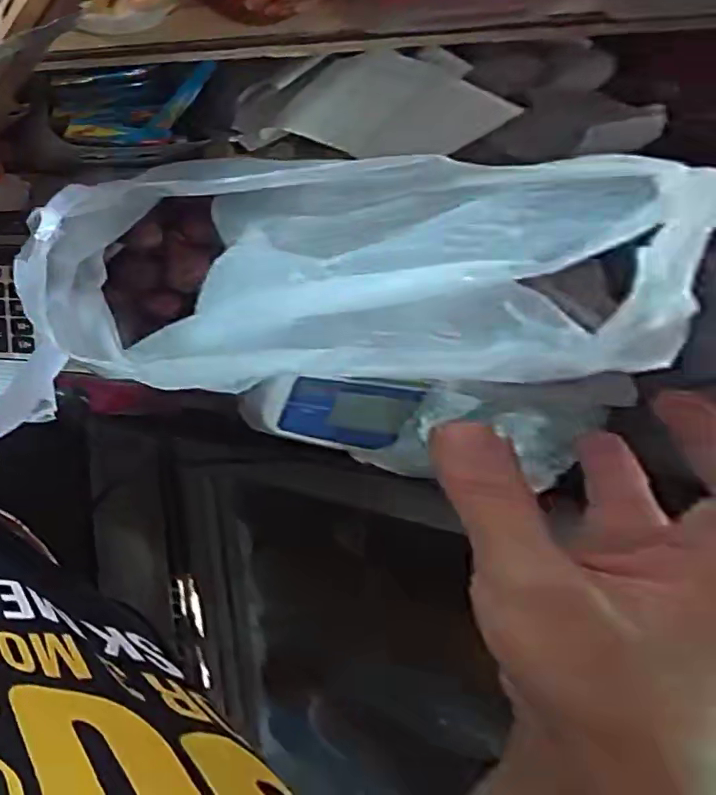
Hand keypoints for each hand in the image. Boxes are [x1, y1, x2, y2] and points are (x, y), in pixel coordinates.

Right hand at [430, 394, 715, 794]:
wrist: (603, 759)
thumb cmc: (598, 674)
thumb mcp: (534, 583)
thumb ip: (494, 502)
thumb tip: (460, 423)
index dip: (714, 436)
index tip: (680, 392)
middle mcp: (704, 574)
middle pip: (712, 500)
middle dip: (692, 449)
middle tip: (652, 400)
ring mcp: (665, 592)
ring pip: (660, 518)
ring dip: (632, 476)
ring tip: (591, 431)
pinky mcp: (623, 605)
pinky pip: (612, 539)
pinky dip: (585, 506)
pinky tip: (544, 488)